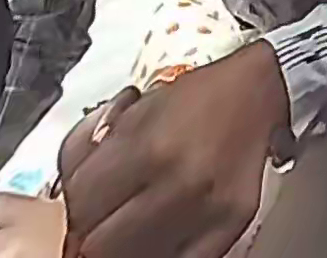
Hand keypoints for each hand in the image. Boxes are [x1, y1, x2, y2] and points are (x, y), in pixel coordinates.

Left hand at [60, 42, 288, 257]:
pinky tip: (166, 235)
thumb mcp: (141, 107)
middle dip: (94, 236)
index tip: (87, 205)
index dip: (76, 208)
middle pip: (97, 246)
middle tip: (108, 222)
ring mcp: (206, 206)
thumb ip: (95, 148)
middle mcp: (176, 178)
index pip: (78, 205)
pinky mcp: (232, 223)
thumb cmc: (201, 94)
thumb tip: (62, 197)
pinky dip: (166, 254)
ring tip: (137, 227)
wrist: (264, 86)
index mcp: (147, 143)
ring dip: (127, 248)